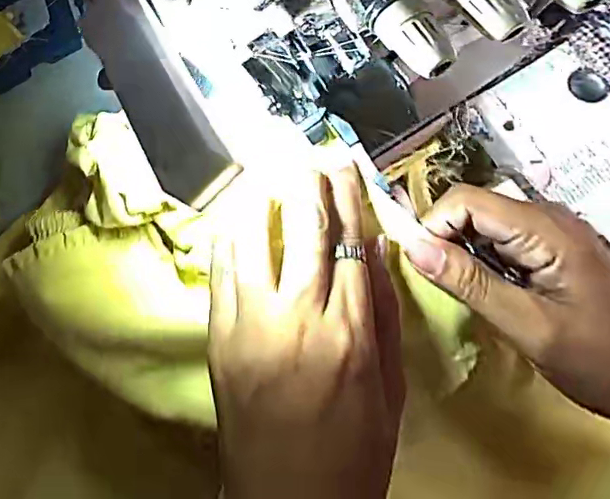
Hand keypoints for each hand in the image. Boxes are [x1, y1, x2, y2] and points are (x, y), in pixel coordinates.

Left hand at [209, 165, 404, 498]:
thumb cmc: (352, 454)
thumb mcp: (390, 389)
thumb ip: (384, 311)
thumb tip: (374, 245)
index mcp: (349, 332)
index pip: (350, 240)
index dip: (348, 195)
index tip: (344, 163)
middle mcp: (300, 318)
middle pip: (307, 229)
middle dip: (309, 182)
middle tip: (310, 154)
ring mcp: (253, 326)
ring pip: (257, 239)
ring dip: (264, 197)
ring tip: (270, 169)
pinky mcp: (219, 339)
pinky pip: (222, 271)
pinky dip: (230, 236)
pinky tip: (236, 214)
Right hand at [399, 184, 609, 424]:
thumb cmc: (602, 362)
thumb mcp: (529, 328)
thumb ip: (470, 284)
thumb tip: (416, 248)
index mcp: (545, 228)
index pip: (467, 200)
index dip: (436, 226)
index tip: (425, 265)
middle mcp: (548, 214)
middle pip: (475, 205)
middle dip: (450, 239)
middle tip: (449, 287)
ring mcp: (553, 226)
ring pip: (486, 220)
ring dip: (469, 251)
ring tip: (480, 294)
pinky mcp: (554, 241)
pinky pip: (504, 234)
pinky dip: (489, 258)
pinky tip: (500, 291)